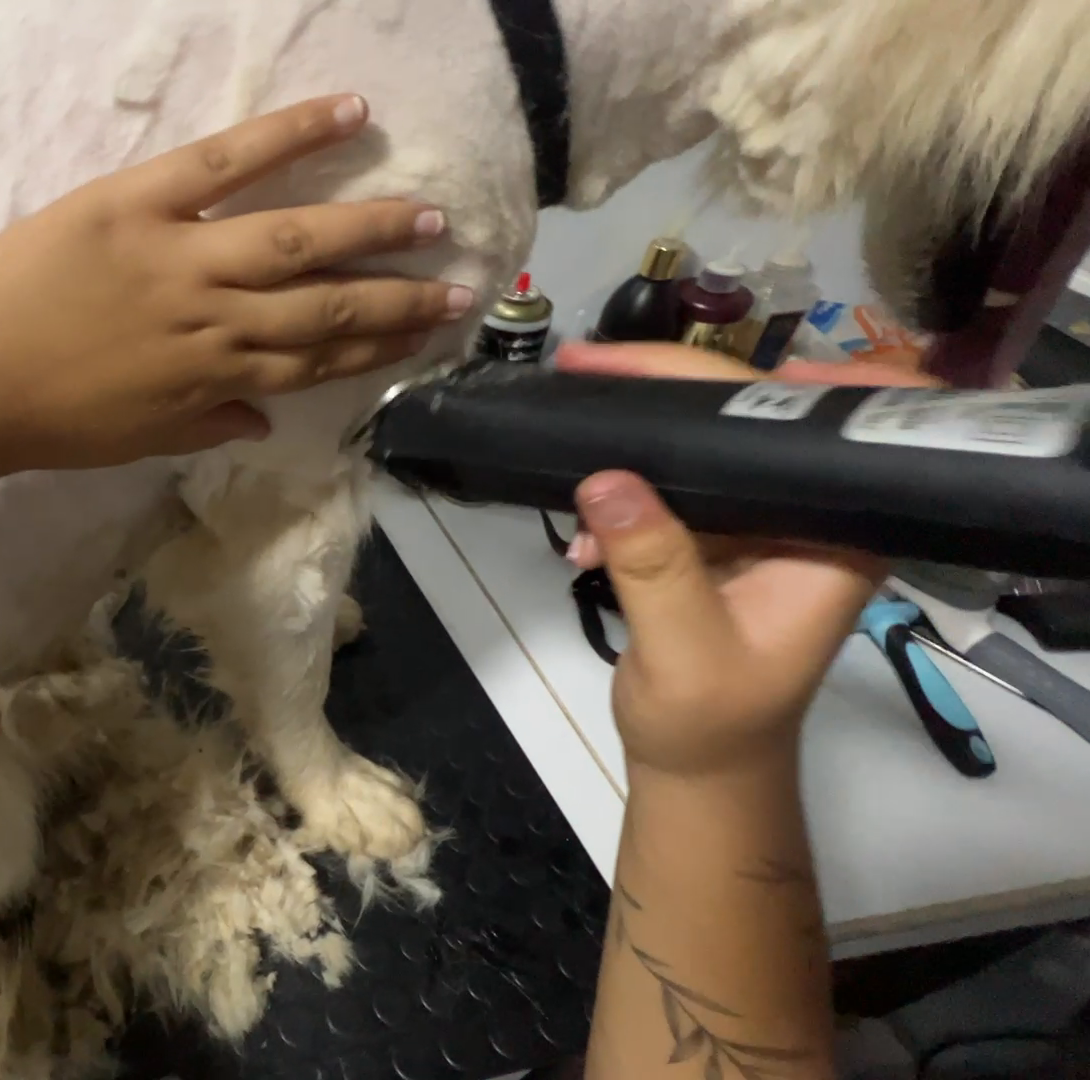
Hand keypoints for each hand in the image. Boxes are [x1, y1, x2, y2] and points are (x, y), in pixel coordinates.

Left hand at [0, 94, 471, 471]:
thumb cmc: (46, 422)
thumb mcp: (136, 440)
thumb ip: (205, 424)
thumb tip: (263, 418)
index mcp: (211, 379)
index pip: (314, 361)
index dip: (375, 349)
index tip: (424, 338)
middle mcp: (214, 319)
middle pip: (324, 304)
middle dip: (397, 297)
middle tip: (463, 281)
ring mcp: (180, 255)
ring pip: (295, 237)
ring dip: (370, 225)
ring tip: (430, 215)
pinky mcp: (137, 202)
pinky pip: (226, 161)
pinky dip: (290, 133)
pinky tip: (350, 113)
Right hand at [554, 343, 939, 777]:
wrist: (695, 762)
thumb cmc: (709, 719)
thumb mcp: (685, 648)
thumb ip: (654, 564)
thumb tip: (603, 477)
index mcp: (833, 539)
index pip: (813, 434)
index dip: (775, 385)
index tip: (692, 367)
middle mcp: (802, 519)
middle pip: (745, 427)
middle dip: (663, 396)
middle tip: (583, 368)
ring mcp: (753, 530)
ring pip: (692, 457)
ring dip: (625, 458)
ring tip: (566, 474)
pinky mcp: (708, 544)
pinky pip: (659, 497)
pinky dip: (613, 506)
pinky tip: (581, 541)